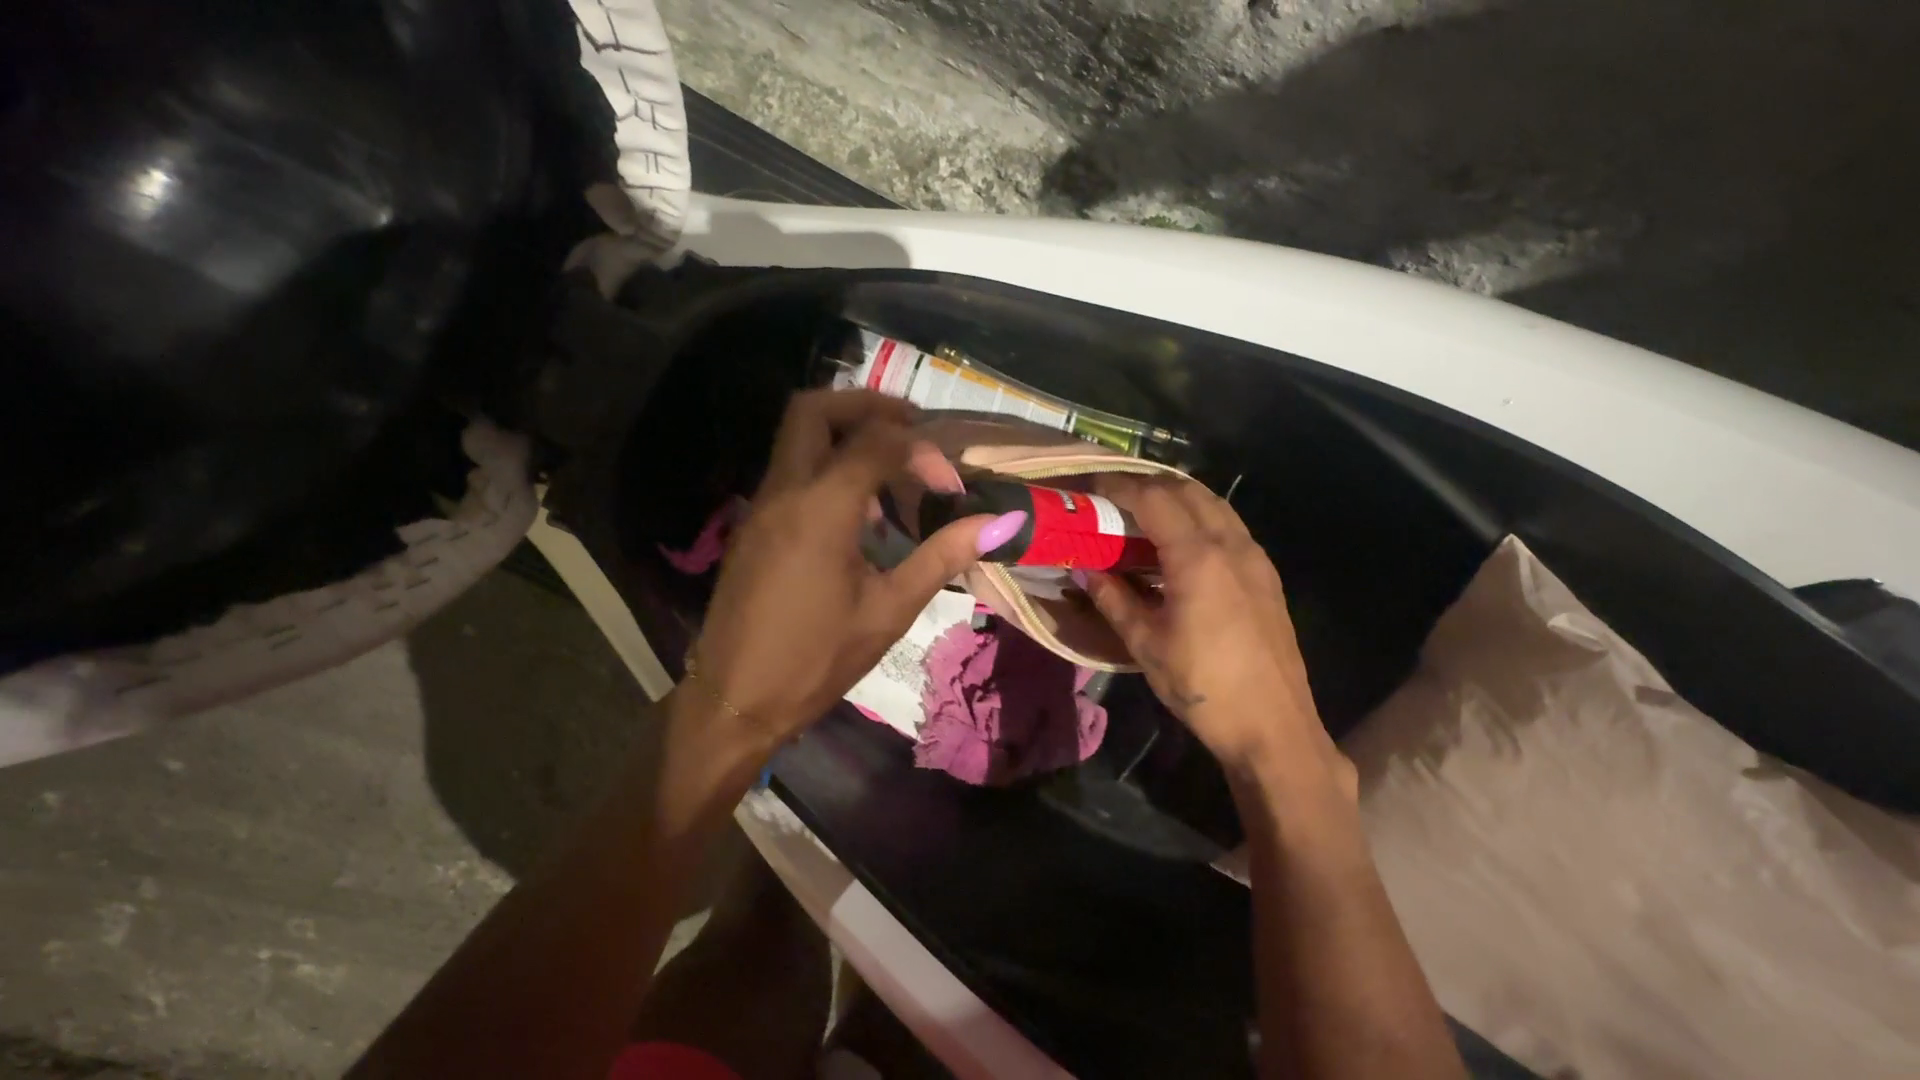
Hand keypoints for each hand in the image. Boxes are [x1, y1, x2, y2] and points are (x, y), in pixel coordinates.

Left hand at [688, 391, 1006, 753]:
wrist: (736, 698)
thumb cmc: (817, 659)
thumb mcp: (889, 610)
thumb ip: (941, 556)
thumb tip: (999, 522)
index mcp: (822, 506)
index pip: (877, 441)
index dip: (922, 451)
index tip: (950, 487)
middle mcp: (785, 490)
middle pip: (814, 409)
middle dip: (865, 404)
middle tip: (910, 426)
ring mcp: (761, 506)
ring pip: (795, 436)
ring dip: (843, 434)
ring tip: (890, 470)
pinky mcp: (753, 526)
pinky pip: (788, 471)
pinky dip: (824, 466)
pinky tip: (857, 512)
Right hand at [1084, 477, 1353, 794]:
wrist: (1273, 726)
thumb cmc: (1203, 687)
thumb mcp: (1146, 645)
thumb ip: (1114, 600)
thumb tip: (1086, 571)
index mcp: (1197, 558)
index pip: (1154, 499)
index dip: (1120, 487)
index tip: (1092, 486)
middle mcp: (1231, 545)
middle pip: (1188, 491)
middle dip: (1149, 485)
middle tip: (1114, 497)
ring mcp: (1256, 559)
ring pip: (1215, 505)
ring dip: (1179, 498)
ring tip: (1145, 514)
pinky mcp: (1267, 576)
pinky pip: (1231, 527)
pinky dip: (1202, 519)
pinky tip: (1182, 545)